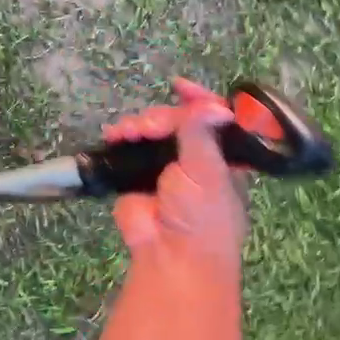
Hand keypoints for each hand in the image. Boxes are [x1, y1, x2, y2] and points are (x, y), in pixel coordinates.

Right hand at [106, 78, 247, 274]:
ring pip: (151, 131)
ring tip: (127, 134)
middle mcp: (196, 161)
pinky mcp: (138, 173)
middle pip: (178, 121)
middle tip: (148, 128)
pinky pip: (129, 145)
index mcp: (224, 162)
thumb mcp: (208, 173)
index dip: (202, 101)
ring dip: (137, 125)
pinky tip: (114, 136)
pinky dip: (121, 137)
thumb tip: (214, 104)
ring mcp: (166, 168)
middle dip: (160, 118)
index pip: (216, 122)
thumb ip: (203, 135)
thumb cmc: (202, 217)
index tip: (181, 87)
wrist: (169, 253)